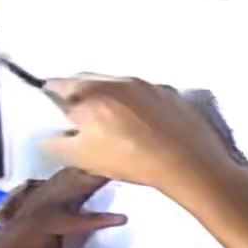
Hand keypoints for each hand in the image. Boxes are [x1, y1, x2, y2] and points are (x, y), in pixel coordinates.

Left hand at [0, 168, 127, 247]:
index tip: (121, 220)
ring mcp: (10, 230)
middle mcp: (7, 234)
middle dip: (79, 185)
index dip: (85, 218)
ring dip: (68, 181)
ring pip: (37, 195)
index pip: (47, 222)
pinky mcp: (20, 231)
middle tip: (117, 172)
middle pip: (42, 198)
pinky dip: (52, 186)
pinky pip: (32, 200)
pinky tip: (67, 178)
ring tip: (100, 167)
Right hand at [42, 75, 240, 196]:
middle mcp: (123, 82)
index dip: (55, 101)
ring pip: (124, 87)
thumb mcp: (77, 156)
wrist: (193, 166)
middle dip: (85, 97)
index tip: (64, 117)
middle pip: (91, 81)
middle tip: (91, 122)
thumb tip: (54, 135)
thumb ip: (53, 141)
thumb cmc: (133, 160)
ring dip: (117, 99)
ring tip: (124, 125)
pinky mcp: (180, 98)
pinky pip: (152, 96)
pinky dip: (145, 106)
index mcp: (91, 91)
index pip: (57, 85)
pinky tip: (152, 126)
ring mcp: (155, 88)